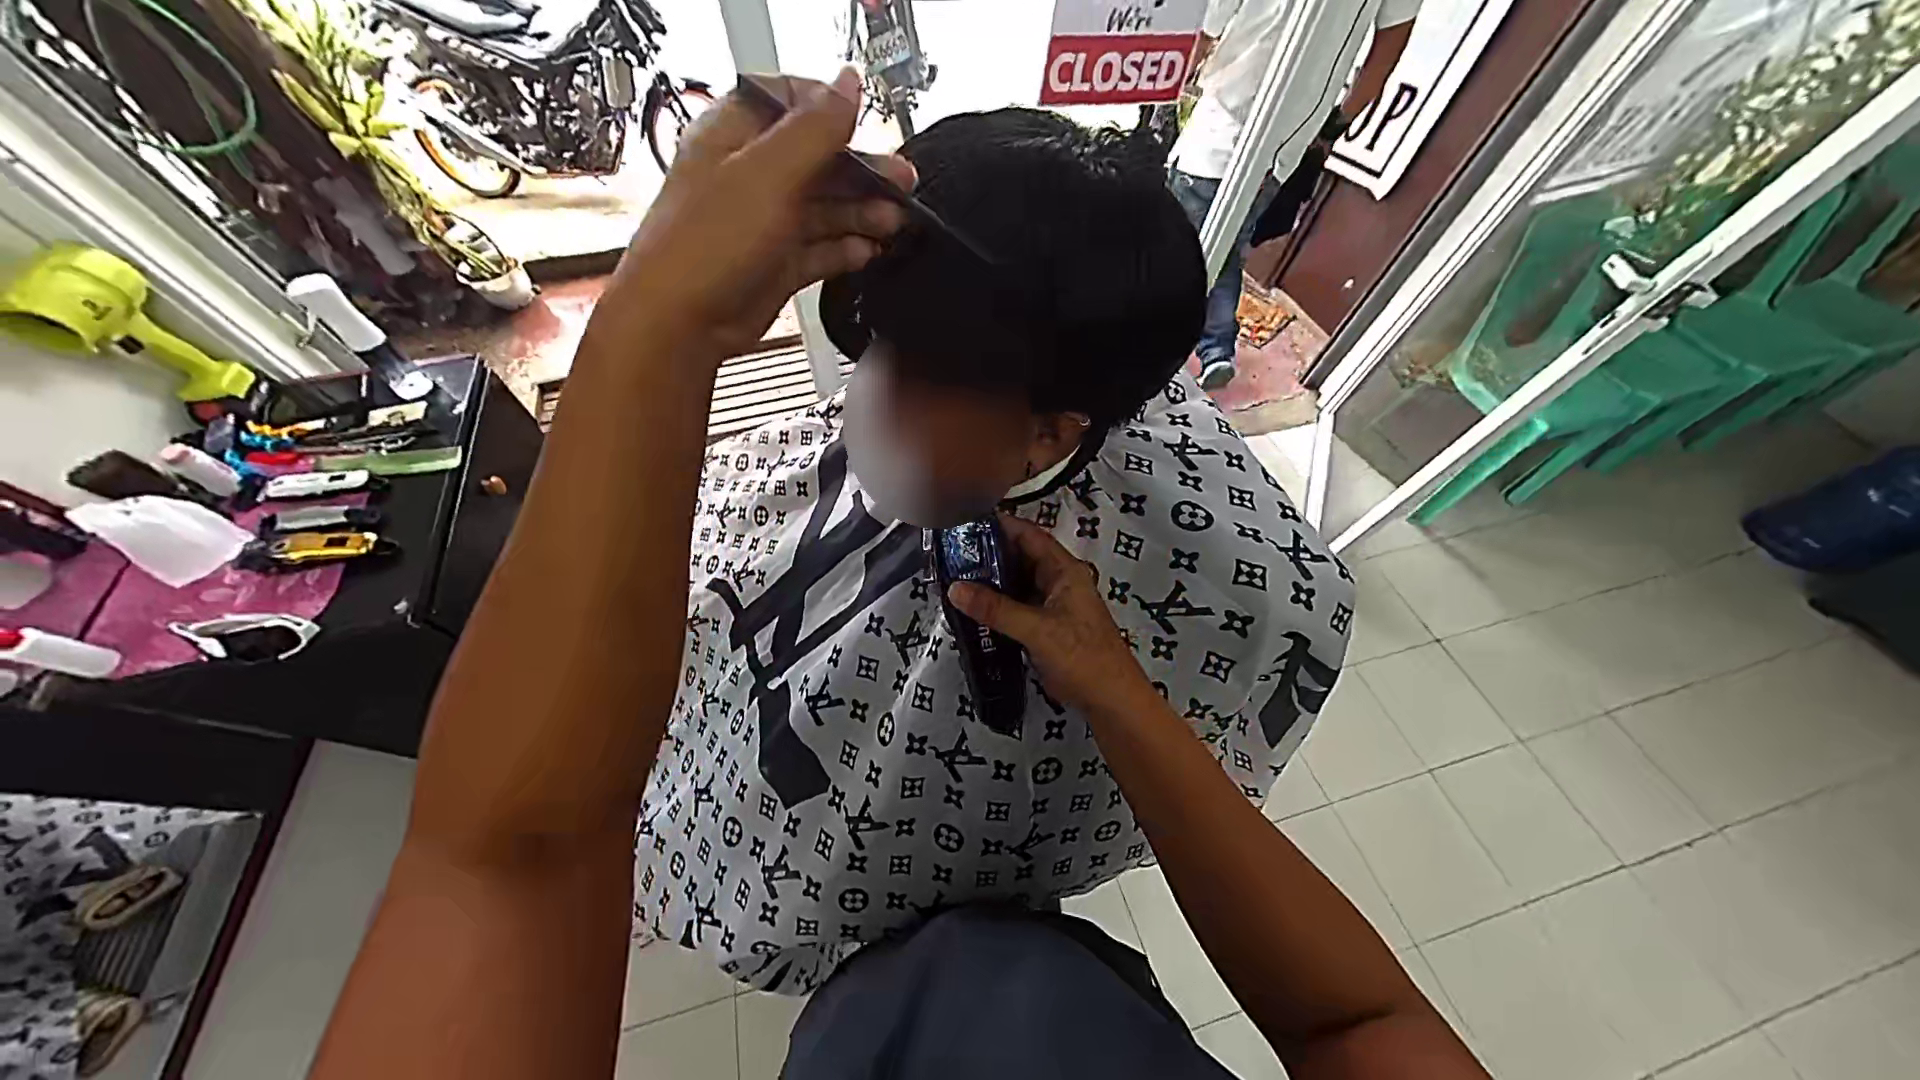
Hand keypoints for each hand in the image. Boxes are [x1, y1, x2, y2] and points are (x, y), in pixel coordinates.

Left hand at [608, 70, 913, 357]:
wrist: (684, 321)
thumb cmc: (701, 247)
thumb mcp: (766, 175)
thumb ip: (813, 131)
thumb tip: (848, 85)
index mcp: (736, 136)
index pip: (793, 106)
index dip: (834, 113)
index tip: (870, 126)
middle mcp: (752, 177)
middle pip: (819, 162)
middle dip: (862, 171)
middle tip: (899, 181)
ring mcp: (766, 223)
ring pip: (825, 209)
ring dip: (862, 213)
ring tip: (894, 220)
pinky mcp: (778, 264)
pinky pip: (821, 250)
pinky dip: (846, 249)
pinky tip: (867, 250)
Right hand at [947, 515, 1157, 718]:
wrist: (1110, 700)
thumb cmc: (1082, 657)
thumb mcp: (1036, 629)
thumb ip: (995, 609)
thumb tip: (954, 588)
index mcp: (1065, 571)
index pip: (1030, 535)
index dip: (1001, 525)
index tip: (967, 521)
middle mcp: (1059, 582)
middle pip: (1021, 557)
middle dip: (989, 554)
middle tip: (952, 552)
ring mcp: (1052, 605)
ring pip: (1017, 583)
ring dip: (992, 581)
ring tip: (955, 576)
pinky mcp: (1046, 627)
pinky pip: (1017, 606)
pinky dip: (997, 605)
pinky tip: (972, 607)